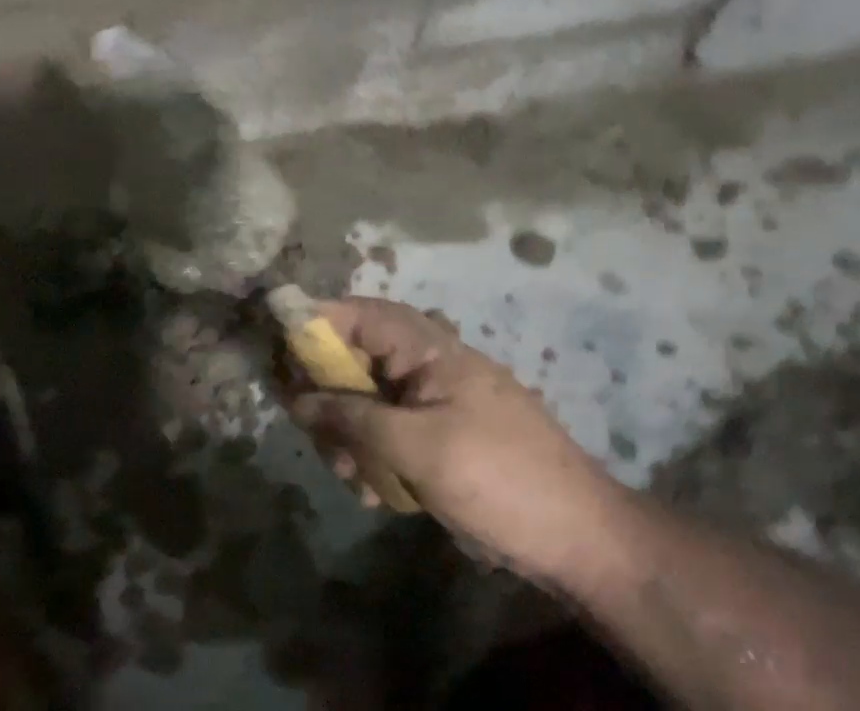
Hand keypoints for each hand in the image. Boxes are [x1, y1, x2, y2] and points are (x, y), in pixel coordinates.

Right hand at [290, 297, 630, 581]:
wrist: (582, 544)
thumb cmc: (500, 479)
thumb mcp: (416, 446)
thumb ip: (350, 416)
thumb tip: (294, 399)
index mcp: (431, 352)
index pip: (358, 315)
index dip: (314, 324)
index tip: (276, 351)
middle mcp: (427, 369)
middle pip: (351, 361)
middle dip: (325, 398)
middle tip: (312, 432)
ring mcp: (432, 406)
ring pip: (362, 403)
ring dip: (344, 436)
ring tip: (351, 477)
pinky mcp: (435, 440)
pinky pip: (383, 434)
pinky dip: (369, 457)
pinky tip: (374, 493)